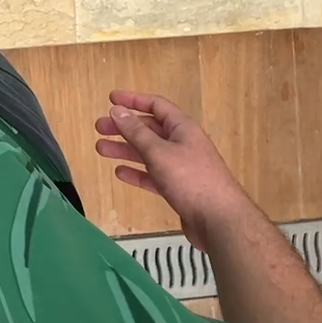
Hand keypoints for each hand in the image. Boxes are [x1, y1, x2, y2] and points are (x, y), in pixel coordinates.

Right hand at [94, 90, 259, 248]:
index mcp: (182, 129)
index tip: (111, 99)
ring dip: (125, 149)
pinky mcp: (180, 189)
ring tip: (102, 149)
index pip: (156, 105)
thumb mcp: (158, 151)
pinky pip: (154, 175)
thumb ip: (135, 131)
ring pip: (148, 153)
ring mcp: (182, 168)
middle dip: (123, 128)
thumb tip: (117, 110)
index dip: (133, 100)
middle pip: (149, 130)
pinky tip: (121, 173)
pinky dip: (137, 173)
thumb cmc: (191, 179)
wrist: (221, 223)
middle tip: (99, 128)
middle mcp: (182, 144)